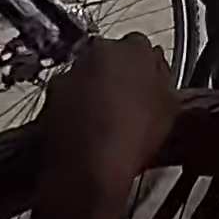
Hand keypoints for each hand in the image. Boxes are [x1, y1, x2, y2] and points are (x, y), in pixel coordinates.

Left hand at [36, 32, 177, 183]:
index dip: (144, 68)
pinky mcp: (49, 96)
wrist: (88, 172)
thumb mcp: (169, 108)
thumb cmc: (135, 136)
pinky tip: (81, 129)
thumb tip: (156, 75)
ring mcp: (72, 71)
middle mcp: (101, 50)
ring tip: (100, 119)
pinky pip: (66, 95)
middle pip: (112, 56)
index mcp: (135, 47)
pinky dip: (72, 105)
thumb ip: (163, 81)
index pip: (142, 47)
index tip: (146, 86)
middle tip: (124, 101)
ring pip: (87, 74)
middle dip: (116, 73)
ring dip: (93, 88)